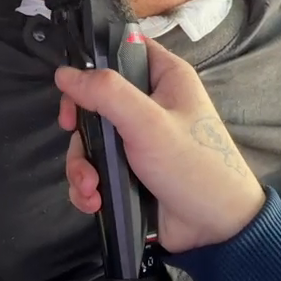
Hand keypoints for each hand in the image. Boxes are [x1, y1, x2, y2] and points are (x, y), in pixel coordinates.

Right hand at [54, 39, 265, 252]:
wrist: (216, 230)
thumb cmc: (192, 166)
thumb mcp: (148, 123)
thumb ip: (105, 93)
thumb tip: (64, 73)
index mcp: (165, 78)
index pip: (122, 50)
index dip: (93, 63)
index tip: (73, 87)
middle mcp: (150, 104)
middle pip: (95, 99)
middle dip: (80, 128)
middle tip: (72, 135)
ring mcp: (137, 140)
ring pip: (90, 139)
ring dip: (82, 165)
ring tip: (91, 187)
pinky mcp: (128, 171)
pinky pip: (94, 168)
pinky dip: (88, 185)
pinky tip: (93, 200)